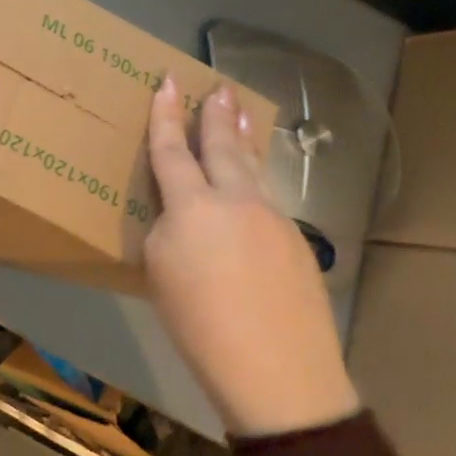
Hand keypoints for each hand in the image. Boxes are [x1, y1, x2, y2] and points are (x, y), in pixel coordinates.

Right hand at [144, 75, 360, 436]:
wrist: (279, 373)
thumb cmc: (198, 321)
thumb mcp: (159, 266)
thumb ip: (169, 226)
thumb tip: (186, 215)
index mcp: (193, 205)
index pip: (173, 149)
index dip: (165, 115)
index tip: (167, 82)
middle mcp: (237, 202)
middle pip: (224, 148)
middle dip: (218, 115)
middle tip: (219, 86)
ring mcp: (274, 222)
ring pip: (254, 169)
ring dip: (245, 138)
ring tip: (243, 112)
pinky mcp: (297, 246)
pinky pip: (267, 198)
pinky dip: (255, 178)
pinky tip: (252, 181)